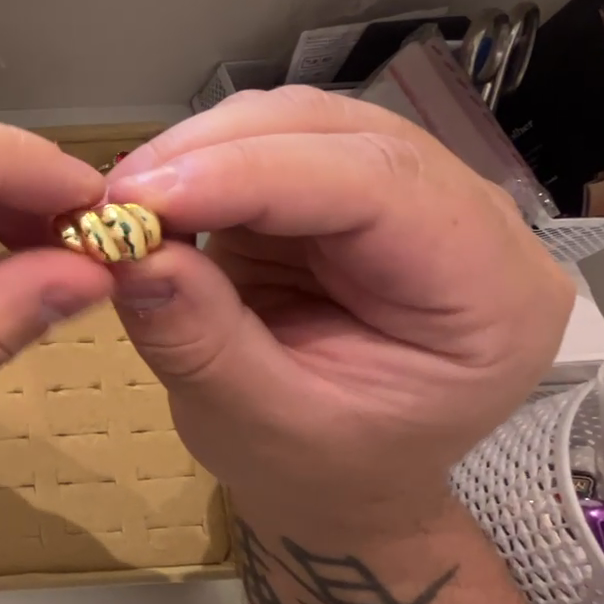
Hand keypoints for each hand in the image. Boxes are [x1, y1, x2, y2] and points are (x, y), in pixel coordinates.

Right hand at [104, 86, 573, 531]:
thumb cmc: (312, 467)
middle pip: (342, 133)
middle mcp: (465, 223)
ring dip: (200, 148)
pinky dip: (198, 161)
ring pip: (301, 122)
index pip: (379, 188)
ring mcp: (402, 199)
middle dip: (215, 150)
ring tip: (127, 200)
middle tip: (115, 194)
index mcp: (487, 295)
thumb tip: (127, 252)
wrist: (332, 481)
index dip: (250, 176)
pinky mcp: (337, 195)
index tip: (136, 199)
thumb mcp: (251, 421)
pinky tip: (155, 198)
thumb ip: (196, 338)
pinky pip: (267, 143)